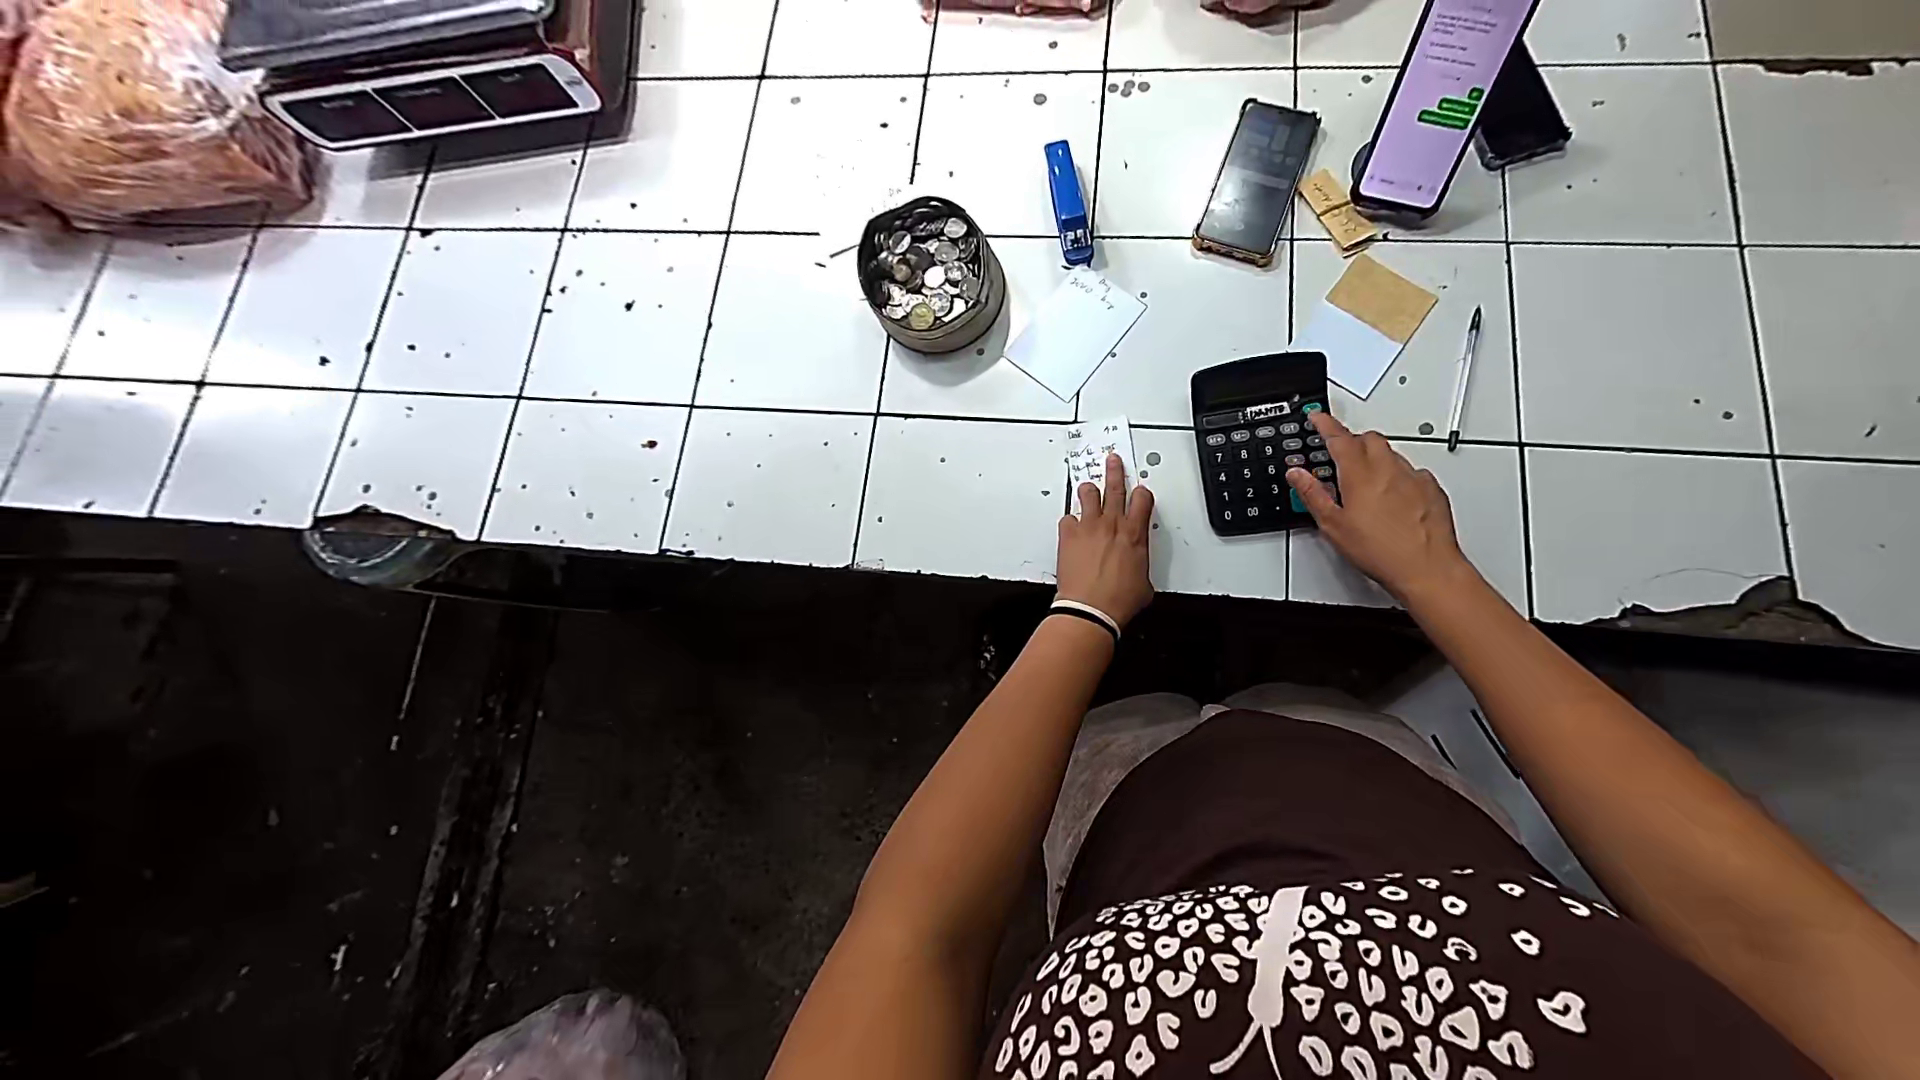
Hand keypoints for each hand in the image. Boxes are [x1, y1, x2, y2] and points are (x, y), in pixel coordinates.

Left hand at [1056, 453, 1154, 626]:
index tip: (1139, 491)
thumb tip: (1137, 570)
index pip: (1143, 500)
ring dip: (1088, 489)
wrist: (1091, 609)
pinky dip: (1069, 521)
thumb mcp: (1144, 582)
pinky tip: (1070, 526)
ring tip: (1087, 486)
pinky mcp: (1068, 535)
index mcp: (1135, 534)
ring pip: (1088, 494)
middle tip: (1113, 460)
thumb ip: (1140, 565)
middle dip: (1115, 471)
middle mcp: (1112, 524)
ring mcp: (1088, 527)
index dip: (1141, 494)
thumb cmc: (1118, 600)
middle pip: (1115, 487)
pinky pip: (1067, 518)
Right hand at [1285, 412, 1474, 601]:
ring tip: (1361, 480)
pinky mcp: (1431, 490)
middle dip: (1352, 441)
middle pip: (1368, 439)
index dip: (1326, 425)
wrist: (1426, 568)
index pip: (1340, 438)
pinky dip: (1396, 474)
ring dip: (1373, 458)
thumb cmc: (1381, 550)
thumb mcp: (1332, 525)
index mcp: (1361, 475)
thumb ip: (1312, 494)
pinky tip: (1390, 495)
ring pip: (1390, 453)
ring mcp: (1413, 478)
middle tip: (1337, 454)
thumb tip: (1297, 474)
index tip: (1317, 416)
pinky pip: (1411, 471)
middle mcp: (1389, 470)